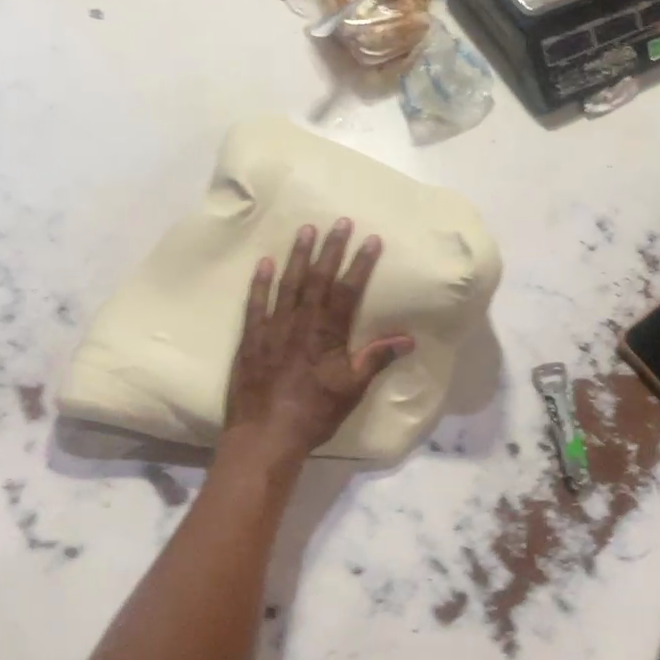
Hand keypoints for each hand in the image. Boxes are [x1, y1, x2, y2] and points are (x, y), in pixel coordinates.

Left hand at [225, 218, 413, 456]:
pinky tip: (264, 263)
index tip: (371, 239)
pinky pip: (255, 304)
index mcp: (328, 333)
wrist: (265, 436)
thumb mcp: (352, 389)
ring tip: (305, 230)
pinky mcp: (251, 340)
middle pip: (318, 278)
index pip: (348, 290)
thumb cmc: (314, 413)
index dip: (360, 264)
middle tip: (339, 222)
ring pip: (287, 284)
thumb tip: (409, 338)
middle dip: (330, 249)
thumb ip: (376, 358)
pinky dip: (260, 283)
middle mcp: (300, 323)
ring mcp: (272, 329)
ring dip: (298, 256)